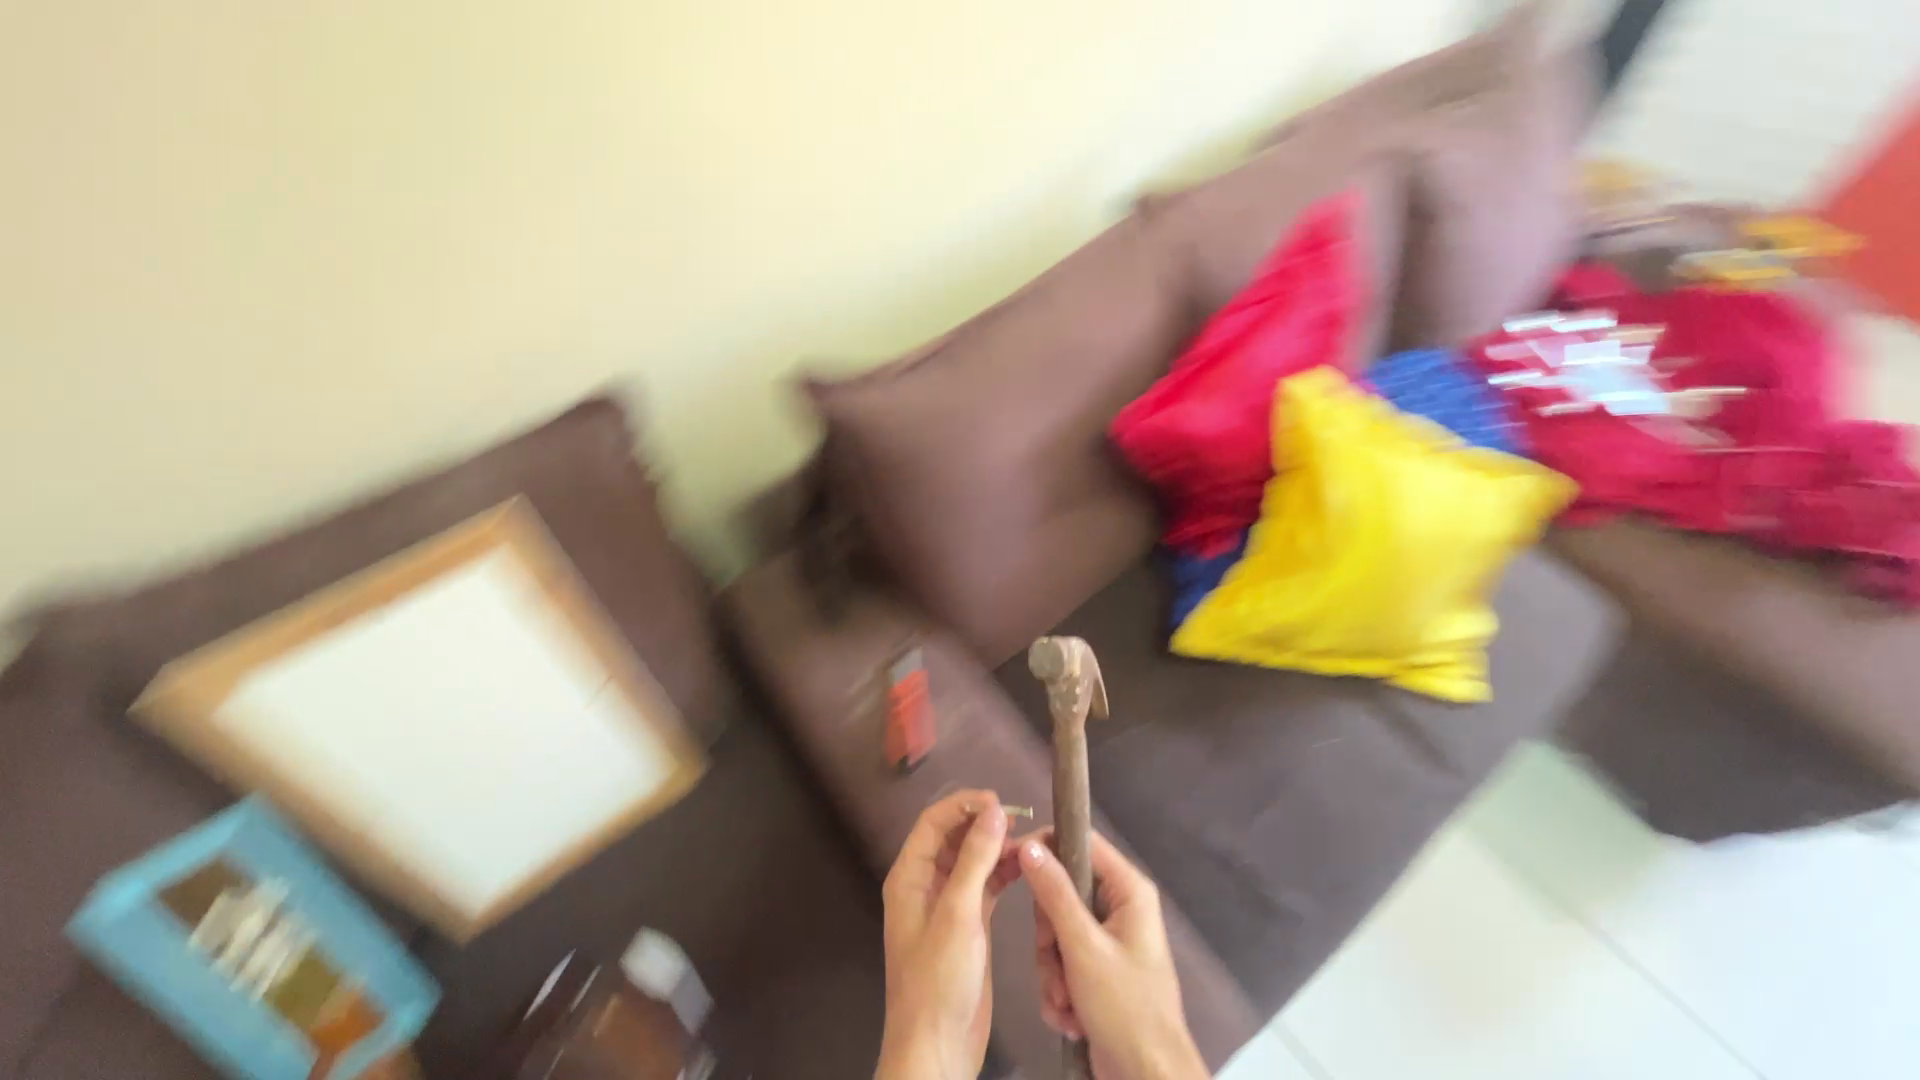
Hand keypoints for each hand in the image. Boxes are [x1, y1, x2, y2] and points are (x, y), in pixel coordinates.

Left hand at [876, 790, 1020, 1079]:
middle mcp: (926, 884)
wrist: (938, 1047)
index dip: (964, 806)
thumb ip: (976, 859)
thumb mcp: (958, 914)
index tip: (1000, 801)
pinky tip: (1027, 867)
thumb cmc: (938, 979)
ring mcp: (947, 905)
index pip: (934, 823)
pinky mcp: (968, 924)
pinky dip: (1003, 873)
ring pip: (973, 861)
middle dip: (984, 823)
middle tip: (1022, 818)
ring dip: (997, 847)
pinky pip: (985, 885)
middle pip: (954, 838)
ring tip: (1030, 841)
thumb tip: (995, 811)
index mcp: (909, 876)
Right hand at [1017, 830, 1207, 1079]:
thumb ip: (1054, 894)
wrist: (1147, 1078)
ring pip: (1057, 931)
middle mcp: (1119, 907)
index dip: (1046, 846)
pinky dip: (1060, 989)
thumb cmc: (1125, 1007)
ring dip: (1052, 970)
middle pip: (1062, 891)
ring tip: (1065, 1000)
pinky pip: (1063, 962)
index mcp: (1127, 890)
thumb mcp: (1083, 947)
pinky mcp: (1097, 971)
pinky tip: (1070, 1017)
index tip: (1013, 861)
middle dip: (1049, 934)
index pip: (1080, 841)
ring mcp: (1108, 941)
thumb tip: (1028, 845)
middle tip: (1052, 956)